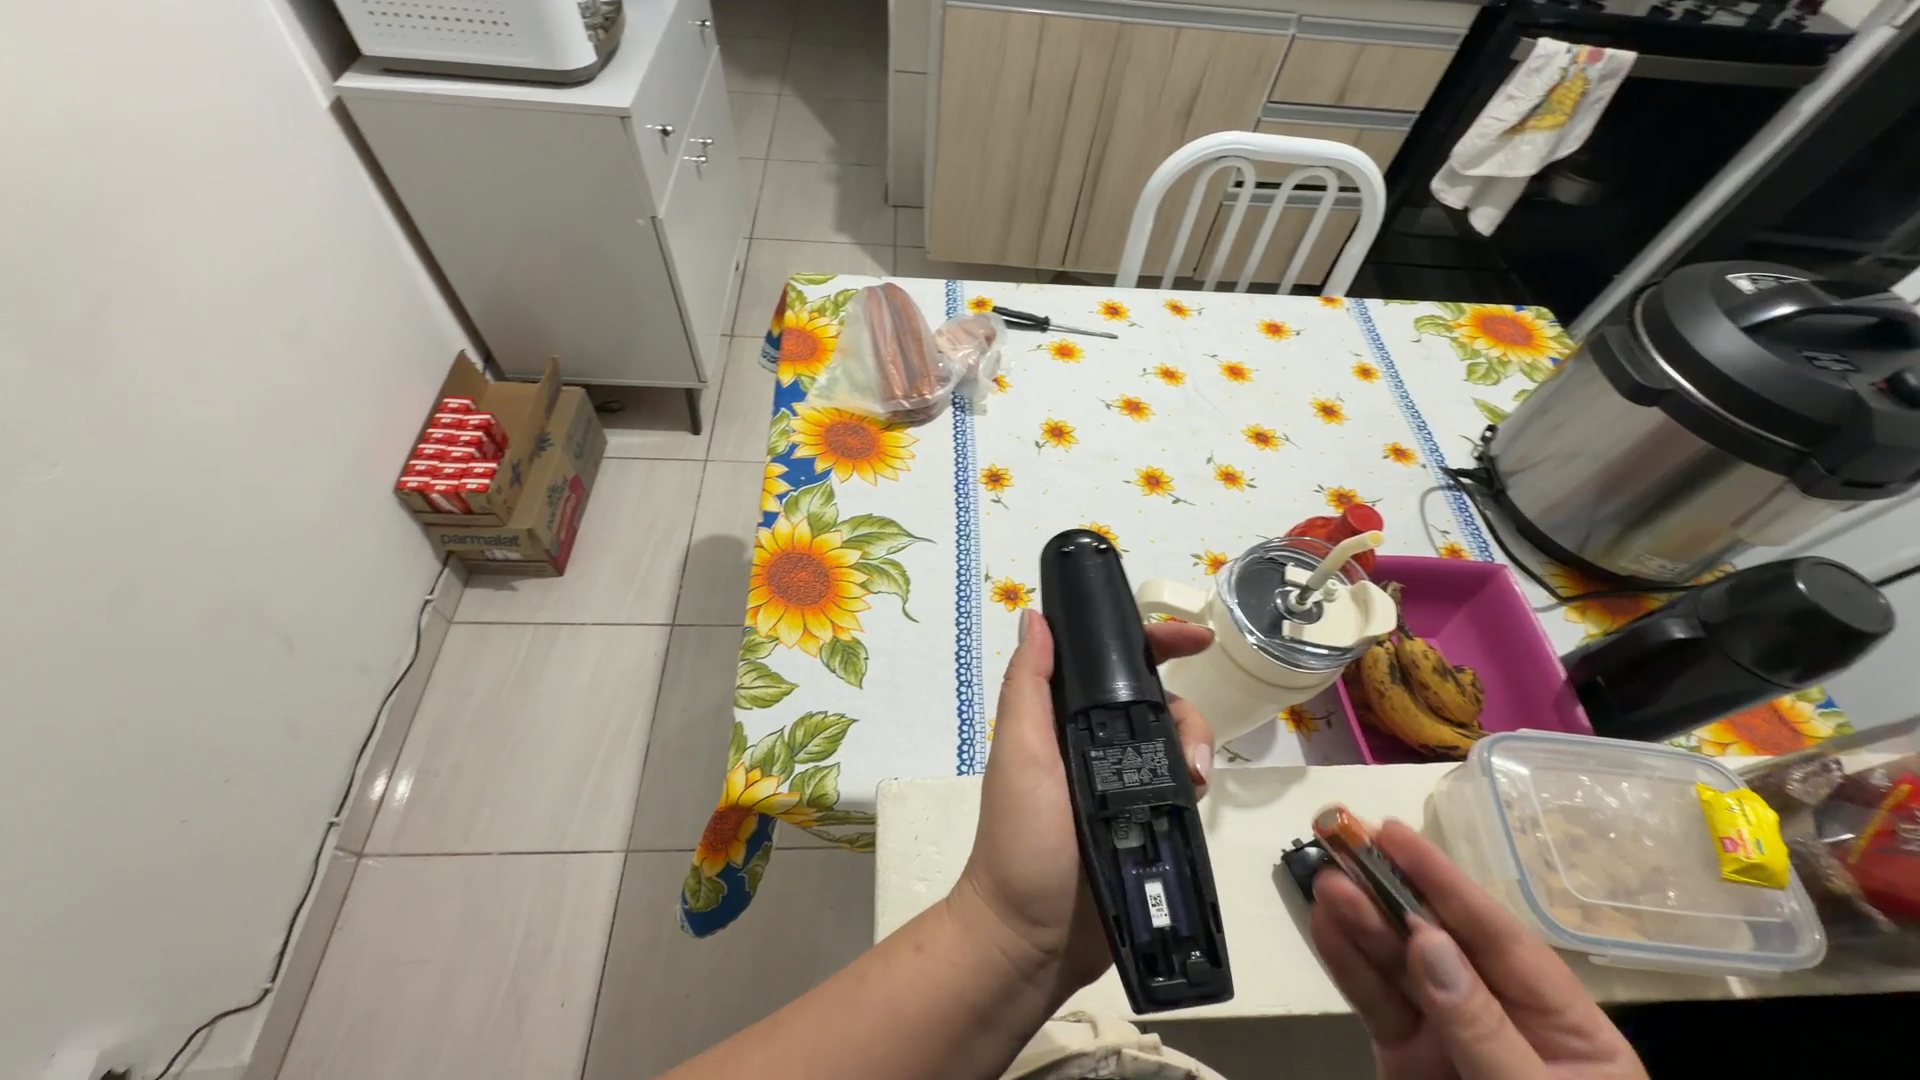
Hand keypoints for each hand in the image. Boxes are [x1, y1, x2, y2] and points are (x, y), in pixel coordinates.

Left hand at [948, 607, 1215, 1003]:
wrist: (1031, 935)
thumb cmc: (1021, 835)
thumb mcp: (1020, 751)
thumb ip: (1029, 683)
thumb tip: (1036, 614)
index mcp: (1059, 719)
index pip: (1108, 664)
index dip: (1151, 642)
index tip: (1194, 637)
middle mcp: (1092, 743)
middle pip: (1155, 701)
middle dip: (1184, 709)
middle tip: (1193, 747)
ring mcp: (1120, 785)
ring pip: (1174, 743)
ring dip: (1196, 749)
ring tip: (1196, 781)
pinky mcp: (1144, 824)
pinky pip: (1180, 789)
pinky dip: (1194, 785)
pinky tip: (1198, 799)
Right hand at [1311, 820, 1647, 1079]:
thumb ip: (1486, 1030)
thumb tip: (1430, 946)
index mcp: (1564, 1025)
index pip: (1498, 937)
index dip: (1446, 882)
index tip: (1397, 835)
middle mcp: (1500, 1017)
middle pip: (1438, 940)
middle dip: (1391, 890)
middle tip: (1345, 840)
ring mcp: (1447, 1036)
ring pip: (1397, 965)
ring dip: (1360, 919)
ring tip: (1326, 879)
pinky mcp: (1405, 1057)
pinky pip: (1372, 1001)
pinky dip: (1345, 961)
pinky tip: (1323, 923)